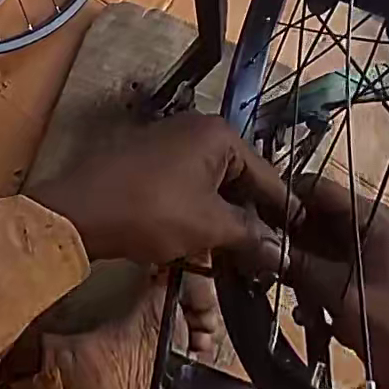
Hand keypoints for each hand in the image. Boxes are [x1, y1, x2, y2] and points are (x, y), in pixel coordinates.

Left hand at [26, 113, 290, 265]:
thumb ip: (251, 235)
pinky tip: (209, 244)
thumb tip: (282, 252)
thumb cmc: (153, 210)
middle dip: (253, 218)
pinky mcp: (152, 160)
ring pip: (213, 185)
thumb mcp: (210, 225)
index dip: (286, 211)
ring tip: (243, 258)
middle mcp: (197, 130)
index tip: (305, 240)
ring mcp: (171, 143)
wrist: (83, 208)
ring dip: (227, 219)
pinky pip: (189, 186)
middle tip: (272, 258)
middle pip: (240, 178)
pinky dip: (201, 212)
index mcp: (218, 135)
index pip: (267, 175)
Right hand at [241, 173, 388, 388]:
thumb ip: (299, 263)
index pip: (316, 186)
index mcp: (372, 219)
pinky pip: (324, 269)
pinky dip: (308, 283)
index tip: (251, 208)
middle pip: (313, 216)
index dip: (282, 193)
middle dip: (284, 233)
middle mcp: (368, 230)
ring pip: (315, 244)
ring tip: (272, 280)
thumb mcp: (341, 293)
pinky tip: (299, 307)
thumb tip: (260, 242)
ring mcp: (367, 257)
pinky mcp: (363, 282)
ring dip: (294, 264)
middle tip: (256, 247)